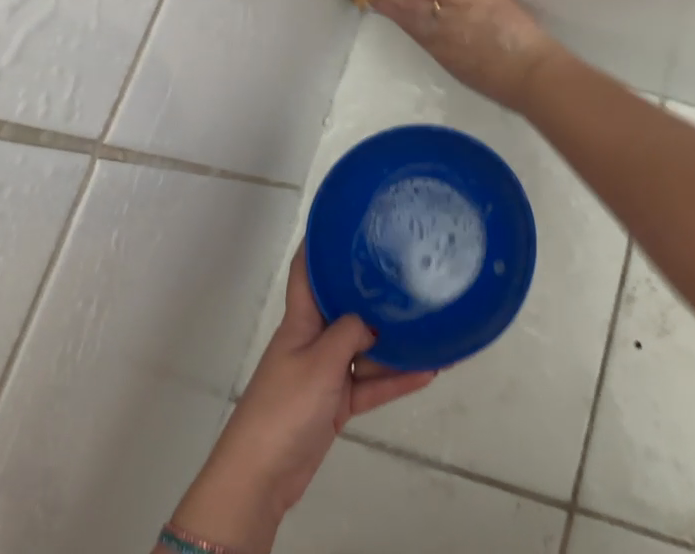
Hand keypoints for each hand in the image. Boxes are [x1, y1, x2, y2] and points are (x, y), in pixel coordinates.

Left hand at [171, 249, 435, 552]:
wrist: (261, 475)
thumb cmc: (284, 408)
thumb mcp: (320, 363)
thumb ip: (350, 334)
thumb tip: (374, 319)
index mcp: (300, 321)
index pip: (308, 271)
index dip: (323, 243)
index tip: (349, 219)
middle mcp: (313, 340)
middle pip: (345, 307)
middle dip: (373, 291)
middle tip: (410, 269)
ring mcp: (324, 373)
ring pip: (365, 348)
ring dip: (395, 342)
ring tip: (433, 323)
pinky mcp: (335, 403)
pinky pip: (371, 384)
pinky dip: (396, 379)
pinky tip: (430, 369)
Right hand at [368, 0, 569, 110]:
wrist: (530, 75)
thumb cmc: (505, 83)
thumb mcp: (467, 70)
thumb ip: (453, 50)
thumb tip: (443, 35)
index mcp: (442, 52)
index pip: (411, 27)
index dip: (392, 14)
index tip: (376, 2)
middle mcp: (444, 32)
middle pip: (410, 11)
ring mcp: (459, 12)